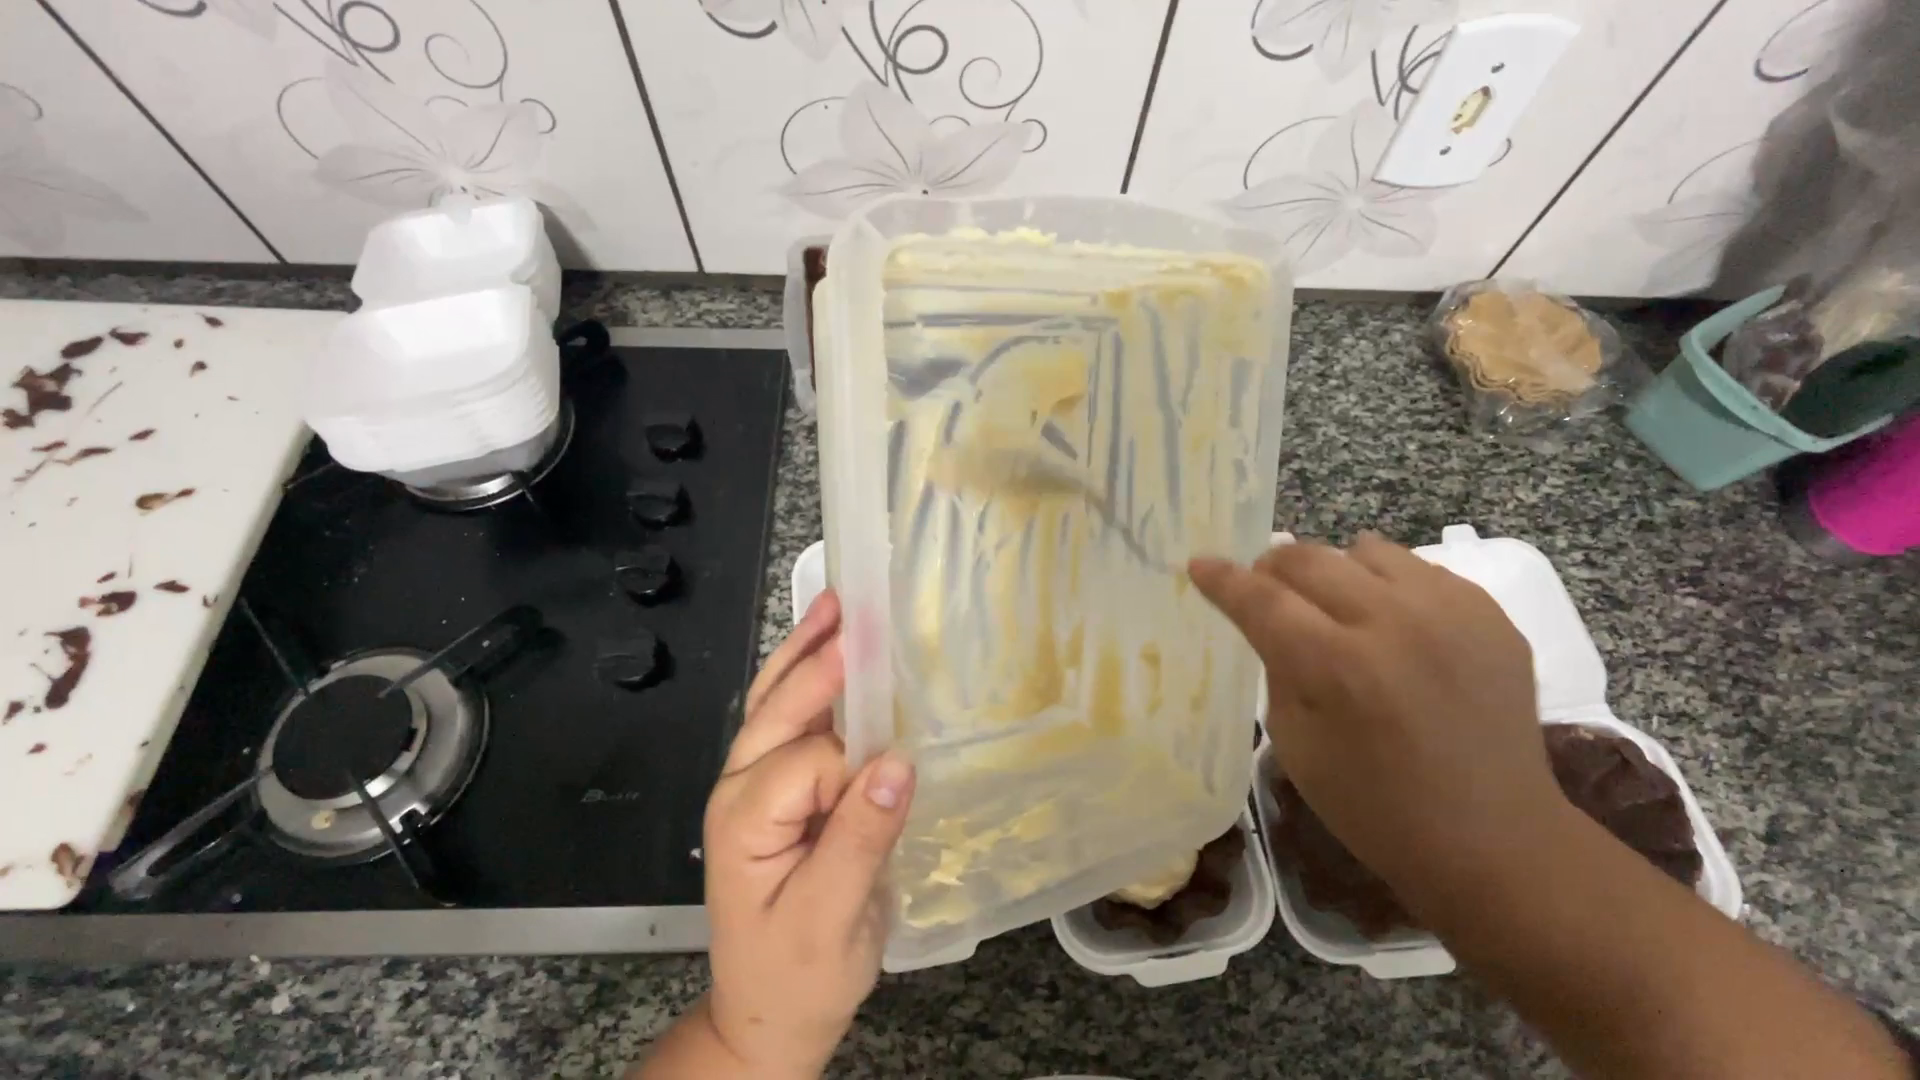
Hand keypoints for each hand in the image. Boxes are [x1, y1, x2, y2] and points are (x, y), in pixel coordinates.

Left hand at [701, 589, 916, 1077]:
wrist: (770, 1014)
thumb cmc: (799, 975)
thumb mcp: (832, 919)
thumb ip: (860, 839)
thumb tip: (898, 762)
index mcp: (745, 819)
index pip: (809, 762)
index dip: (855, 767)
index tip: (898, 779)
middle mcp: (739, 789)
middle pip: (779, 710)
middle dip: (817, 658)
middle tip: (855, 605)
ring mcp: (751, 787)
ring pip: (775, 706)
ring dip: (805, 654)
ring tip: (833, 607)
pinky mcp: (772, 791)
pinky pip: (789, 725)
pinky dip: (809, 683)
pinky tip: (827, 655)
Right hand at [1189, 533, 1563, 906]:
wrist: (1493, 838)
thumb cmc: (1375, 806)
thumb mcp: (1295, 744)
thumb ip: (1278, 668)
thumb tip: (1269, 619)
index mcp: (1338, 665)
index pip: (1262, 598)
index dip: (1223, 578)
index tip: (1199, 565)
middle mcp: (1394, 622)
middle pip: (1310, 559)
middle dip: (1272, 567)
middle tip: (1263, 588)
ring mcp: (1450, 611)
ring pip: (1366, 549)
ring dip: (1334, 570)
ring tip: (1333, 604)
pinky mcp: (1490, 613)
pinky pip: (1419, 570)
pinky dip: (1388, 585)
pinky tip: (1390, 624)